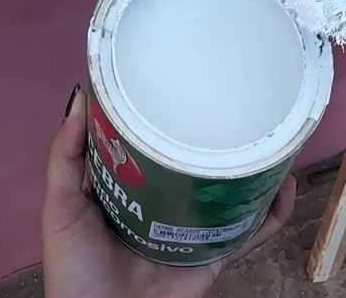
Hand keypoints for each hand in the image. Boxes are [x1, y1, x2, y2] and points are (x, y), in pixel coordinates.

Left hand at [42, 86, 294, 297]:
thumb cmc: (76, 269)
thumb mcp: (61, 207)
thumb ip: (65, 157)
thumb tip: (80, 96)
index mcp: (130, 184)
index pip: (154, 139)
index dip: (168, 110)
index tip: (185, 76)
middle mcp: (164, 199)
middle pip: (197, 159)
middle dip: (218, 132)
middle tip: (239, 99)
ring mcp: (190, 227)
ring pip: (228, 189)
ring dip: (252, 165)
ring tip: (273, 135)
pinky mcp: (210, 255)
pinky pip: (246, 232)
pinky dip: (269, 213)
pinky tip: (284, 187)